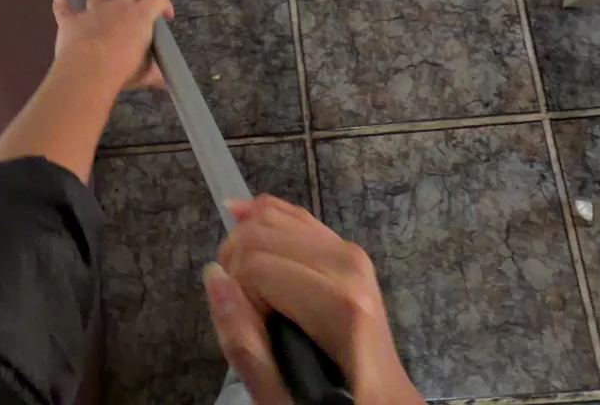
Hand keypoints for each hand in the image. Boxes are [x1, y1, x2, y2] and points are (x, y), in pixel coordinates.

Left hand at [51, 0, 171, 92]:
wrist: (88, 69)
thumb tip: (162, 79)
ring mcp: (94, 12)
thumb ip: (152, 73)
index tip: (167, 15)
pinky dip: (60, 5)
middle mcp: (118, 7)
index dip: (165, 3)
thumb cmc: (122, 69)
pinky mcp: (72, 22)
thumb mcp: (143, 73)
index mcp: (140, 16)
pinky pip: (64, 11)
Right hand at [203, 196, 421, 404]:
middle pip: (263, 232)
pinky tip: (240, 216)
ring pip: (274, 215)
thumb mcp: (284, 398)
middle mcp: (348, 263)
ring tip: (240, 281)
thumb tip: (214, 276)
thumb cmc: (337, 404)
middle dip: (235, 263)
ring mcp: (350, 250)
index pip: (257, 266)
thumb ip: (245, 345)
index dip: (237, 297)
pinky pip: (294, 214)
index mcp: (339, 305)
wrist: (384, 401)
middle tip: (236, 305)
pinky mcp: (346, 247)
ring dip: (244, 241)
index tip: (246, 330)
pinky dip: (263, 214)